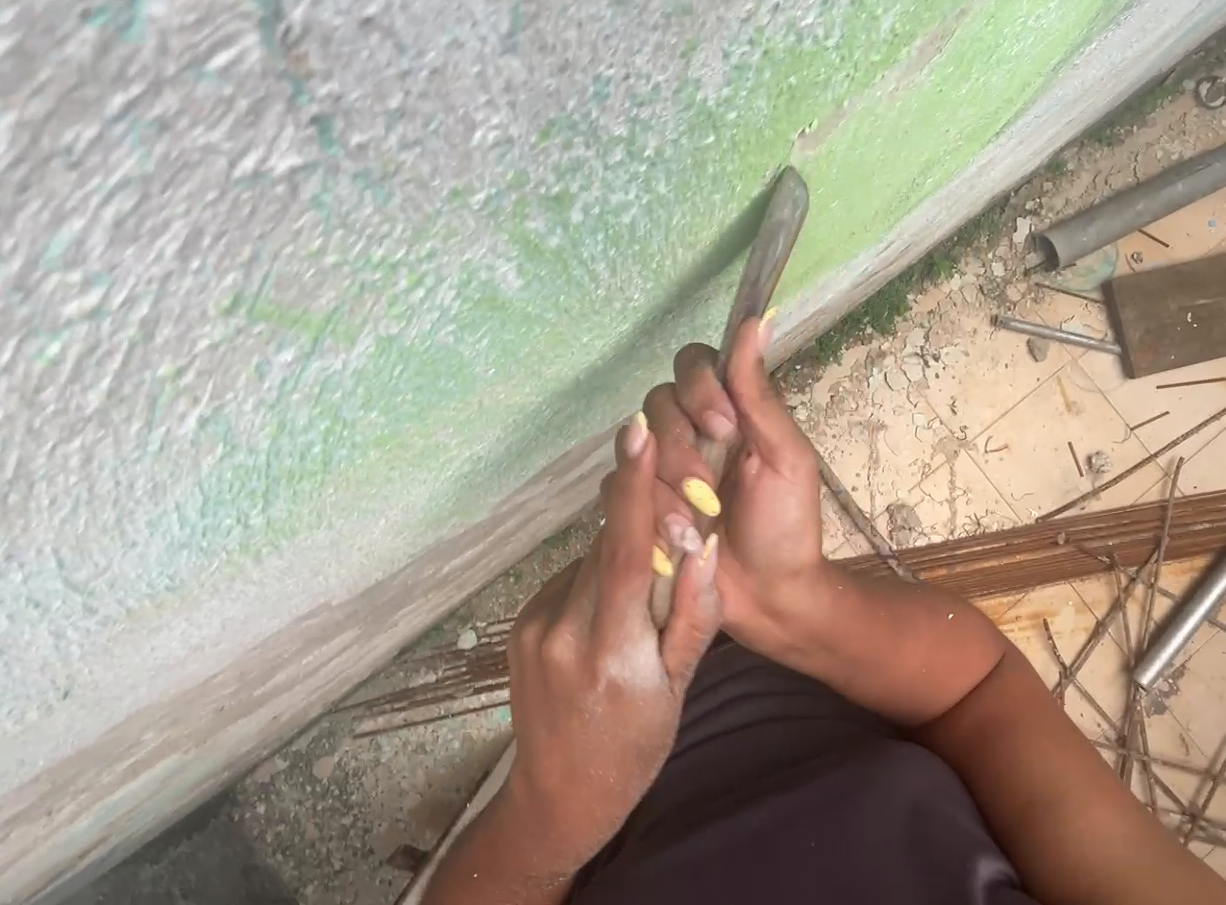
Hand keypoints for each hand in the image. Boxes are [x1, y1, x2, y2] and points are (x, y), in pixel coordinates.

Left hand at [500, 411, 721, 872]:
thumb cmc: (636, 744)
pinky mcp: (522, 620)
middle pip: (610, 545)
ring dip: (623, 556)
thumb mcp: (679, 687)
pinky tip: (609, 617)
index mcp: (613, 650)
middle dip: (645, 522)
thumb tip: (703, 543)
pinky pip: (573, 576)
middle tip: (675, 531)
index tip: (636, 431)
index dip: (633, 487)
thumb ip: (694, 613)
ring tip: (638, 608)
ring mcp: (533, 623)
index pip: (626, 552)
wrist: (559, 795)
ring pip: (592, 558)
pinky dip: (600, 578)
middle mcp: (563, 629)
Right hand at [642, 317, 826, 646]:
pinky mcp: (642, 502)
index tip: (725, 427)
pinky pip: (620, 488)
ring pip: (636, 447)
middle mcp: (690, 429)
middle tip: (711, 491)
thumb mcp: (784, 456)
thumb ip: (759, 393)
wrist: (771, 598)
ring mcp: (662, 467)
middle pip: (658, 404)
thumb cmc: (787, 524)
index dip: (700, 389)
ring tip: (696, 526)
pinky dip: (645, 511)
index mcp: (729, 409)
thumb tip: (757, 318)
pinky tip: (674, 538)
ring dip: (665, 487)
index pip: (694, 363)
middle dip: (681, 449)